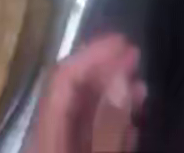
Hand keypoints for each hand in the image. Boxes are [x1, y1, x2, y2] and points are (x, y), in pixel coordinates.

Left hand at [27, 34, 145, 152]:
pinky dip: (110, 126)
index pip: (63, 78)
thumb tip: (122, 78)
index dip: (92, 54)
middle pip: (72, 92)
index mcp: (43, 133)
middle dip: (104, 71)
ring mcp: (58, 149)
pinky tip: (133, 124)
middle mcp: (46, 137)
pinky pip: (88, 138)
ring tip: (140, 87)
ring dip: (112, 98)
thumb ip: (107, 126)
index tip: (122, 41)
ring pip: (83, 114)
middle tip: (135, 56)